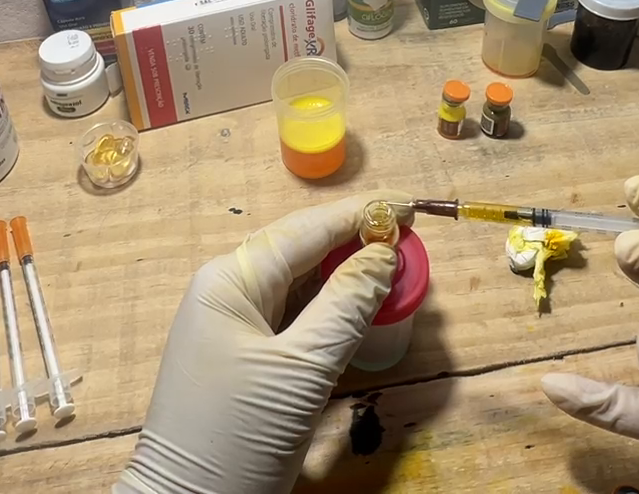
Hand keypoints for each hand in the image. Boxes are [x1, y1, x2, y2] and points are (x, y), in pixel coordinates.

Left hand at [116, 191, 409, 493]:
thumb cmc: (237, 434)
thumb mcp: (301, 370)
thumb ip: (346, 306)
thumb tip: (383, 255)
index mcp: (232, 279)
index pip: (305, 230)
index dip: (358, 214)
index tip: (406, 203)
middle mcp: (230, 290)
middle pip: (303, 252)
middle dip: (354, 243)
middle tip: (407, 237)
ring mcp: (235, 324)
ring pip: (301, 285)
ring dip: (346, 277)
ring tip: (392, 266)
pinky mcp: (246, 357)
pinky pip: (294, 318)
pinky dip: (330, 310)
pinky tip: (360, 306)